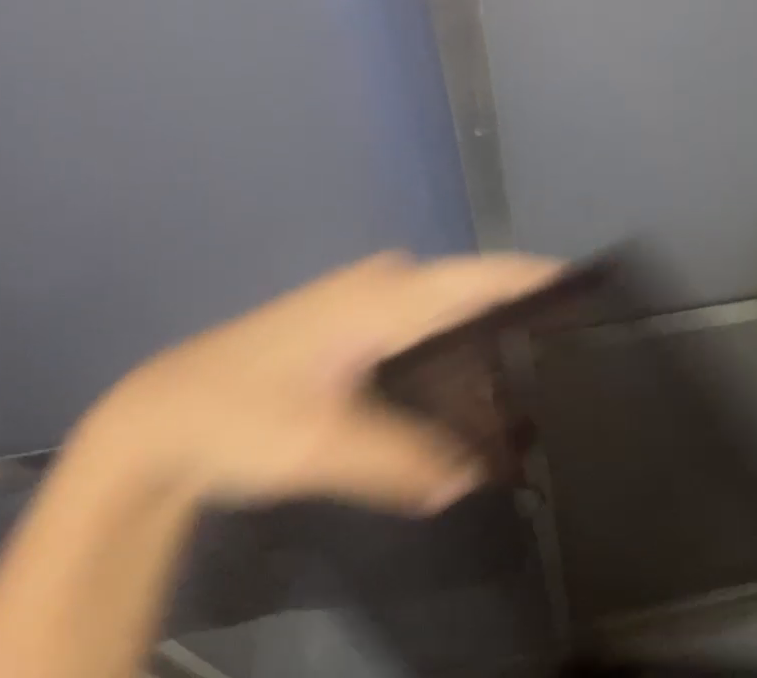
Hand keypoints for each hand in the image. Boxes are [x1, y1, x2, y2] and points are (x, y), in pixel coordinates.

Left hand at [73, 251, 561, 512]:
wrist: (163, 419)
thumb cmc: (241, 416)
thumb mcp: (324, 447)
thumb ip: (403, 463)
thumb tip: (471, 480)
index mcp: (386, 297)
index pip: (482, 277)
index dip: (539, 280)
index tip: (593, 292)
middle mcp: (383, 286)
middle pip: (472, 296)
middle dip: (519, 332)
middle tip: (565, 377)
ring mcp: (365, 302)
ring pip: (448, 319)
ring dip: (482, 358)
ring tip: (523, 406)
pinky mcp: (351, 326)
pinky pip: (424, 334)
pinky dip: (451, 364)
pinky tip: (462, 408)